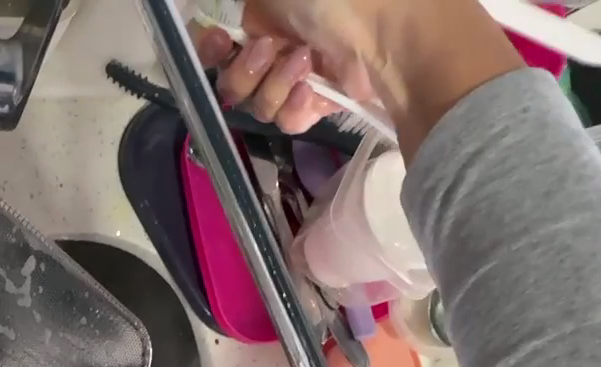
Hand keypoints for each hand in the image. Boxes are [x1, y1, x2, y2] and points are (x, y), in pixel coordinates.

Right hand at [193, 14, 374, 134]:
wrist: (392, 28)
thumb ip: (236, 0)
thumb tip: (207, 17)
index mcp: (267, 8)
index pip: (218, 40)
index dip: (209, 48)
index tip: (217, 44)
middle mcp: (277, 41)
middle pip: (231, 80)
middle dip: (244, 71)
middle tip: (269, 50)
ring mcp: (297, 74)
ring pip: (257, 104)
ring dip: (275, 86)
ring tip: (306, 64)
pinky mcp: (318, 103)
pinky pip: (286, 120)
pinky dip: (296, 107)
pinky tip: (315, 90)